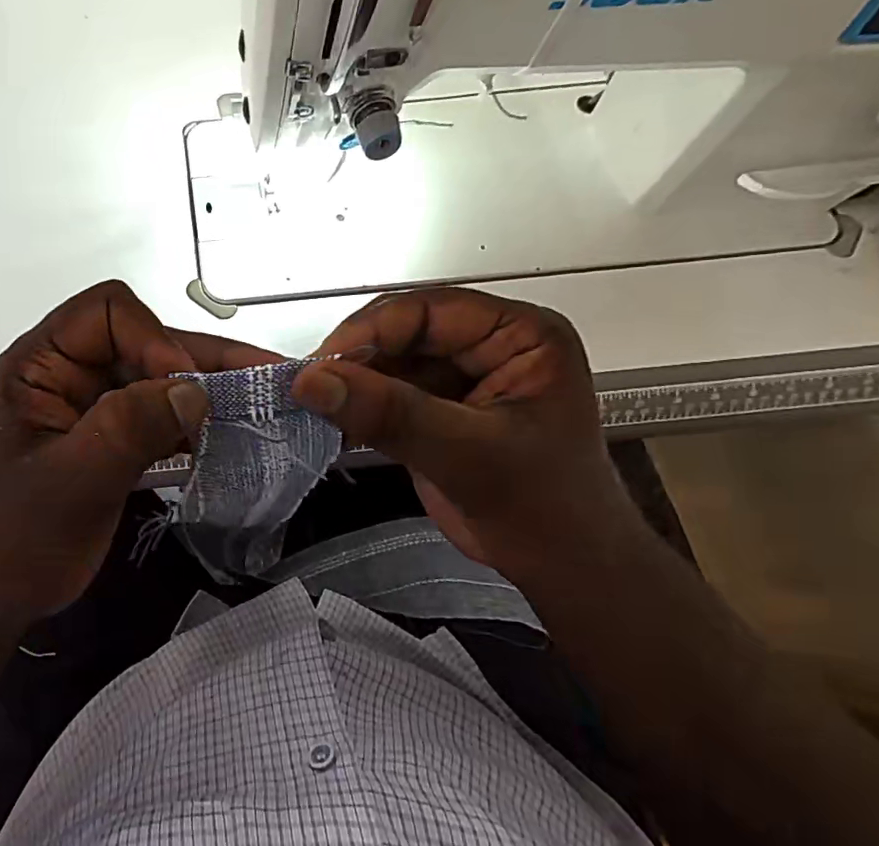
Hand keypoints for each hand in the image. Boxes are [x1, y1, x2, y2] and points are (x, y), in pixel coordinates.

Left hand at [0, 280, 283, 621]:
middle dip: (197, 360)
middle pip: (141, 342)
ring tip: (258, 405)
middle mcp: (66, 376)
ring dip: (203, 391)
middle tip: (262, 379)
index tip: (182, 388)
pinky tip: (226, 438)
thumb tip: (194, 389)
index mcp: (40, 365)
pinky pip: (156, 417)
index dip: (152, 340)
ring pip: (156, 380)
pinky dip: (190, 425)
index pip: (107, 314)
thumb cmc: (5, 540)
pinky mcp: (105, 442)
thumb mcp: (68, 481)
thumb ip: (128, 428)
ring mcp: (87, 409)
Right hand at [289, 288, 630, 567]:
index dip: (370, 331)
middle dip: (355, 359)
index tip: (325, 363)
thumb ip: (391, 414)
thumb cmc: (553, 511)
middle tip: (314, 385)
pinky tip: (335, 421)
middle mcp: (487, 347)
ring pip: (384, 360)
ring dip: (349, 383)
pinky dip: (353, 405)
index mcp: (520, 336)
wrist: (564, 568)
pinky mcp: (433, 407)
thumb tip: (318, 381)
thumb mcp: (467, 453)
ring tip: (318, 405)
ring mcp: (458, 377)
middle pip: (400, 332)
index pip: (428, 310)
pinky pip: (381, 391)